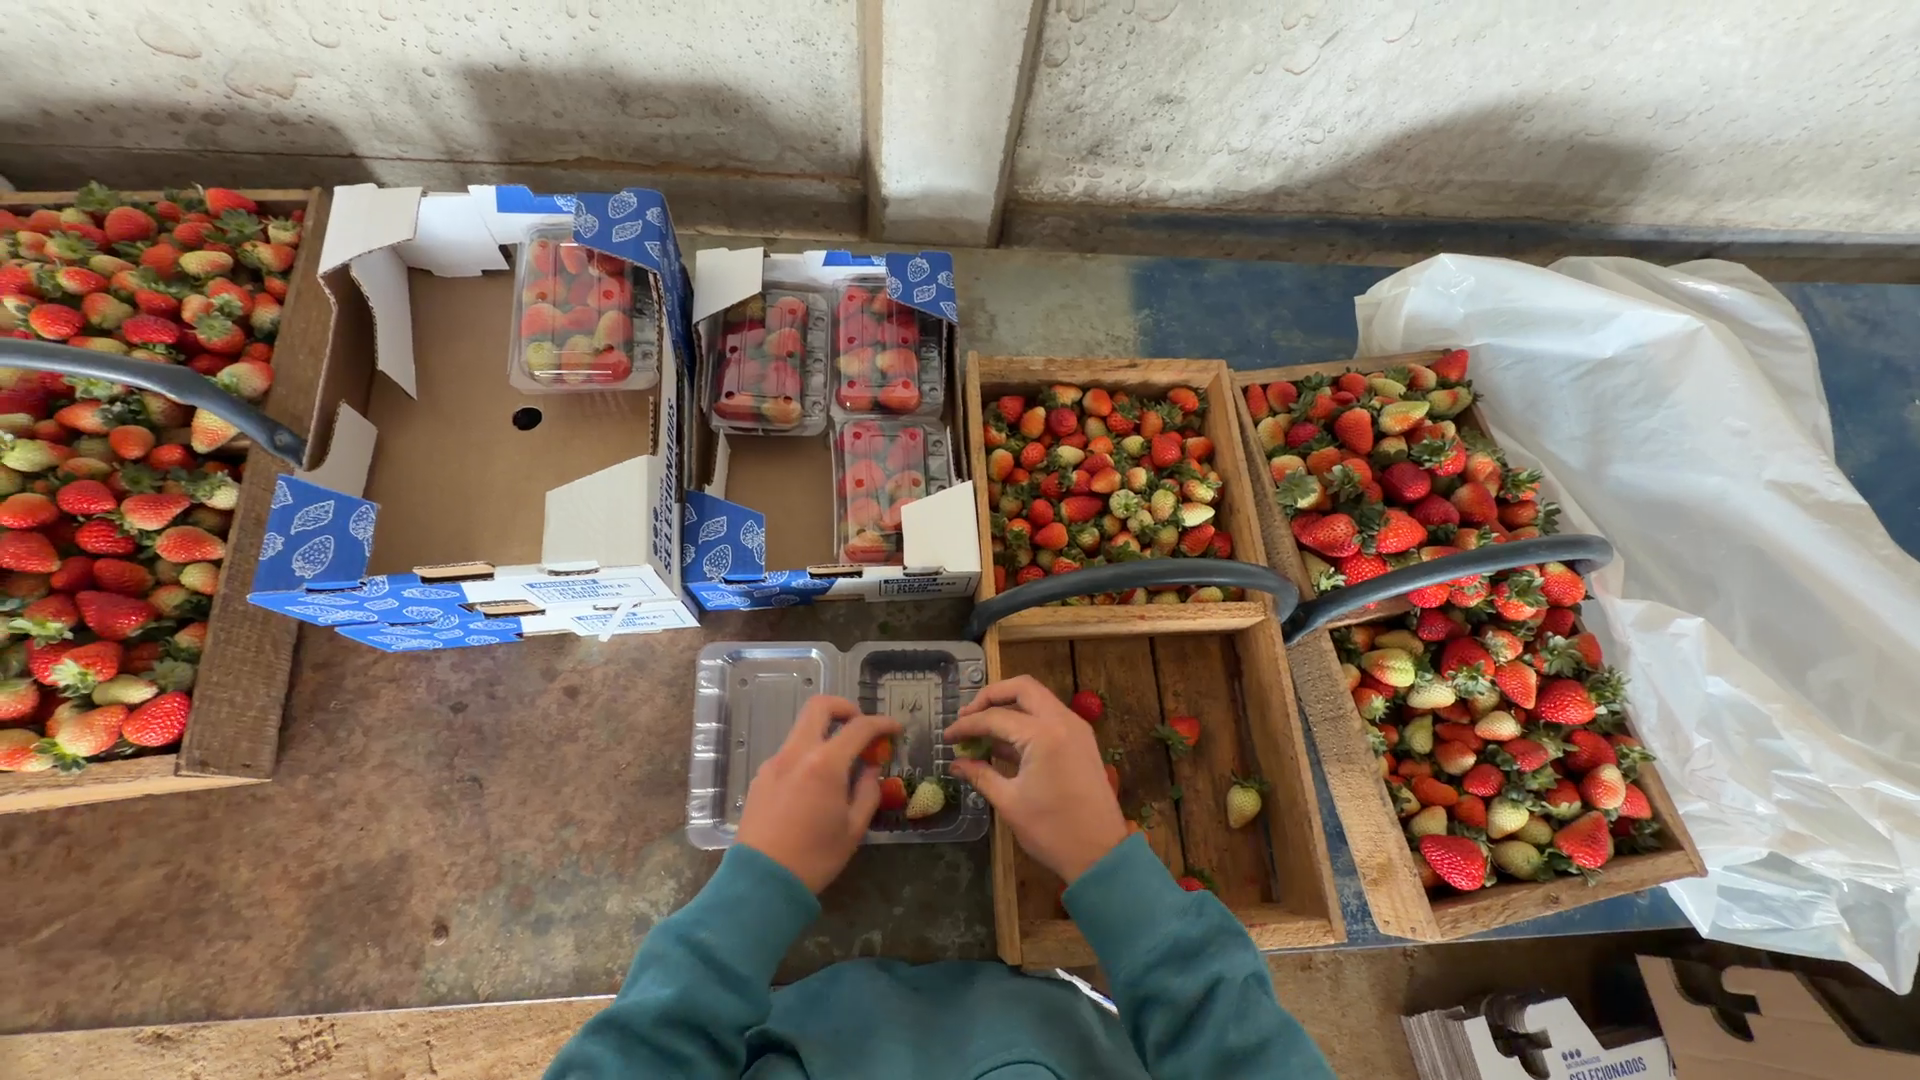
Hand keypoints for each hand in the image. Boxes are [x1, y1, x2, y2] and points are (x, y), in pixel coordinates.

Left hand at [737, 695, 900, 892]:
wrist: (761, 883)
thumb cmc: (815, 858)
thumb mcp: (854, 828)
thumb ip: (868, 791)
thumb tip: (870, 768)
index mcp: (824, 764)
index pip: (859, 727)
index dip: (882, 723)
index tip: (895, 729)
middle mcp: (796, 753)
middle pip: (819, 706)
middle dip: (845, 707)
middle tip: (860, 726)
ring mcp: (773, 763)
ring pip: (801, 730)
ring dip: (824, 734)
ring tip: (840, 765)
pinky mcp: (759, 778)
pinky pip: (788, 754)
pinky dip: (807, 756)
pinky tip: (814, 786)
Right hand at [946, 676, 1128, 883]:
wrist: (1102, 855)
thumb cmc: (1052, 831)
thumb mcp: (1010, 802)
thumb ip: (981, 775)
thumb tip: (956, 763)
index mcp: (1044, 734)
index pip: (995, 717)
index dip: (967, 726)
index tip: (947, 736)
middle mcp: (1063, 720)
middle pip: (1022, 688)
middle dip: (990, 697)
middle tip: (968, 717)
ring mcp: (1076, 729)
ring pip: (1038, 699)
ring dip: (1009, 707)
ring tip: (982, 729)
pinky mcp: (1082, 741)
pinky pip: (1049, 717)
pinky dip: (1026, 721)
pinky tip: (1004, 743)